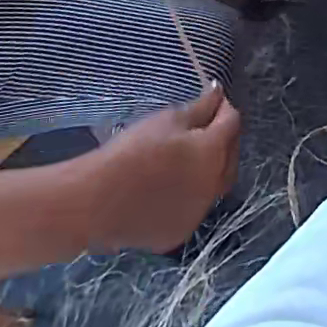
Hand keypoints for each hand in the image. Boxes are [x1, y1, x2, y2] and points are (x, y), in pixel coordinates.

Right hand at [68, 83, 241, 252]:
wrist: (95, 202)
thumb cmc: (133, 152)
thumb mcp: (168, 119)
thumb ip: (200, 107)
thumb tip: (219, 93)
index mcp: (214, 152)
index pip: (231, 122)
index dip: (223, 107)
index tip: (213, 99)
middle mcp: (215, 184)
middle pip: (230, 153)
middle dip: (224, 137)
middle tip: (206, 126)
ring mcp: (199, 212)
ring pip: (217, 183)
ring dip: (212, 167)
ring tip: (192, 156)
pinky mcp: (180, 232)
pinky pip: (196, 206)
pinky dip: (193, 193)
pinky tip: (174, 185)